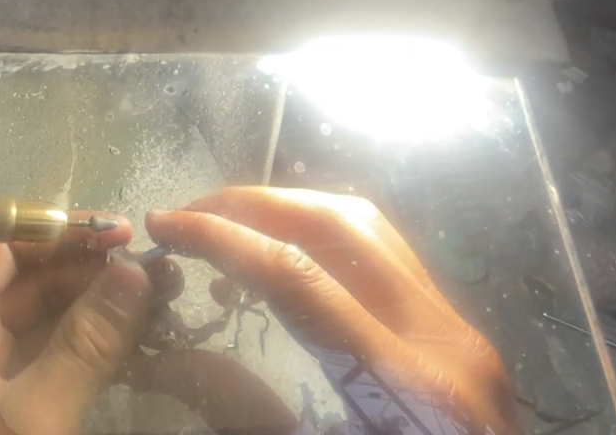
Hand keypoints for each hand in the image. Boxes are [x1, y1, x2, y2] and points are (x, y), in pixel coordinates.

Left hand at [0, 218, 152, 434]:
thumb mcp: (31, 421)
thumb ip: (84, 344)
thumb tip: (136, 271)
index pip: (0, 251)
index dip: (58, 234)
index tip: (118, 232)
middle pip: (31, 280)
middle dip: (94, 269)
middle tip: (159, 263)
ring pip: (51, 318)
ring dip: (106, 302)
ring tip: (166, 287)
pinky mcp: (15, 406)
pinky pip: (58, 356)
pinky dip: (100, 343)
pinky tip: (143, 330)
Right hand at [147, 187, 518, 434]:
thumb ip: (238, 409)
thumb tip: (158, 356)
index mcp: (408, 389)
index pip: (297, 277)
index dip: (220, 239)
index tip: (163, 225)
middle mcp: (442, 341)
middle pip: (332, 226)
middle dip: (247, 206)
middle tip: (186, 214)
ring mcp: (457, 329)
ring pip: (362, 222)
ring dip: (283, 209)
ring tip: (227, 225)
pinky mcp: (455, 330)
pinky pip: (383, 248)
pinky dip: (321, 231)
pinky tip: (284, 252)